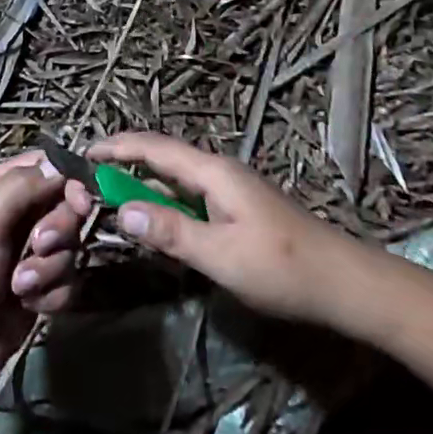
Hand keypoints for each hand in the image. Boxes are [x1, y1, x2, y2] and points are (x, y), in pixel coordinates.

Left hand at [0, 151, 94, 366]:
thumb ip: (22, 186)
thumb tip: (61, 166)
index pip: (46, 165)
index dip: (68, 181)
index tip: (80, 202)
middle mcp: (17, 211)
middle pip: (65, 204)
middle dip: (58, 231)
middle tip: (38, 246)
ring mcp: (30, 248)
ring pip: (71, 244)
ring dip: (50, 268)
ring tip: (20, 285)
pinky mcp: (43, 281)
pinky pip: (70, 277)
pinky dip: (52, 291)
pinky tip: (29, 303)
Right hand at [86, 132, 377, 327]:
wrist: (349, 287)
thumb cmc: (285, 269)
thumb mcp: (222, 255)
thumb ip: (171, 231)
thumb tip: (121, 209)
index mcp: (212, 173)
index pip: (154, 147)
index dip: (116, 146)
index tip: (83, 153)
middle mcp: (217, 173)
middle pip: (161, 160)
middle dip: (122, 166)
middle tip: (88, 184)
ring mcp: (229, 191)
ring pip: (173, 182)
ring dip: (141, 189)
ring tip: (107, 203)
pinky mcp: (236, 211)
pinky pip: (188, 200)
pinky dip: (163, 206)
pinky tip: (152, 225)